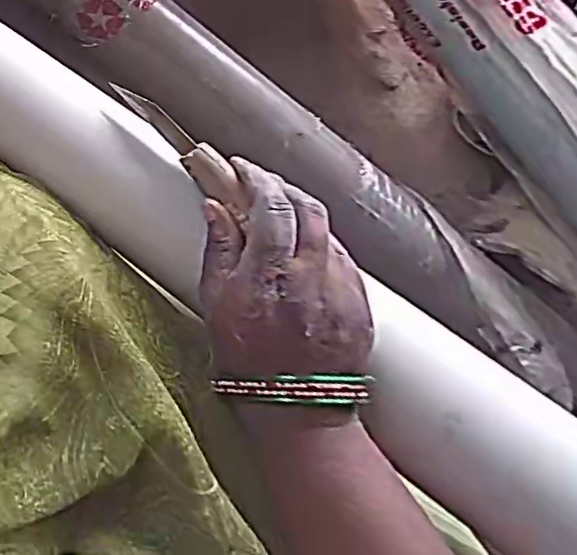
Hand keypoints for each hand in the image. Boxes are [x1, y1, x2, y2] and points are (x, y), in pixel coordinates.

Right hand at [198, 157, 372, 381]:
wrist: (294, 407)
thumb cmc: (245, 354)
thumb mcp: (215, 298)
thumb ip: (219, 247)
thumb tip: (215, 206)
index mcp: (269, 275)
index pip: (271, 206)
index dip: (256, 178)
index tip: (241, 168)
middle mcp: (311, 279)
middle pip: (307, 208)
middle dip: (282, 186)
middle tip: (261, 183)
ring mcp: (342, 293)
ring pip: (329, 230)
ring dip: (302, 212)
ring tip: (280, 213)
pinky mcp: (362, 307)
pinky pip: (344, 259)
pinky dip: (320, 242)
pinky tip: (302, 249)